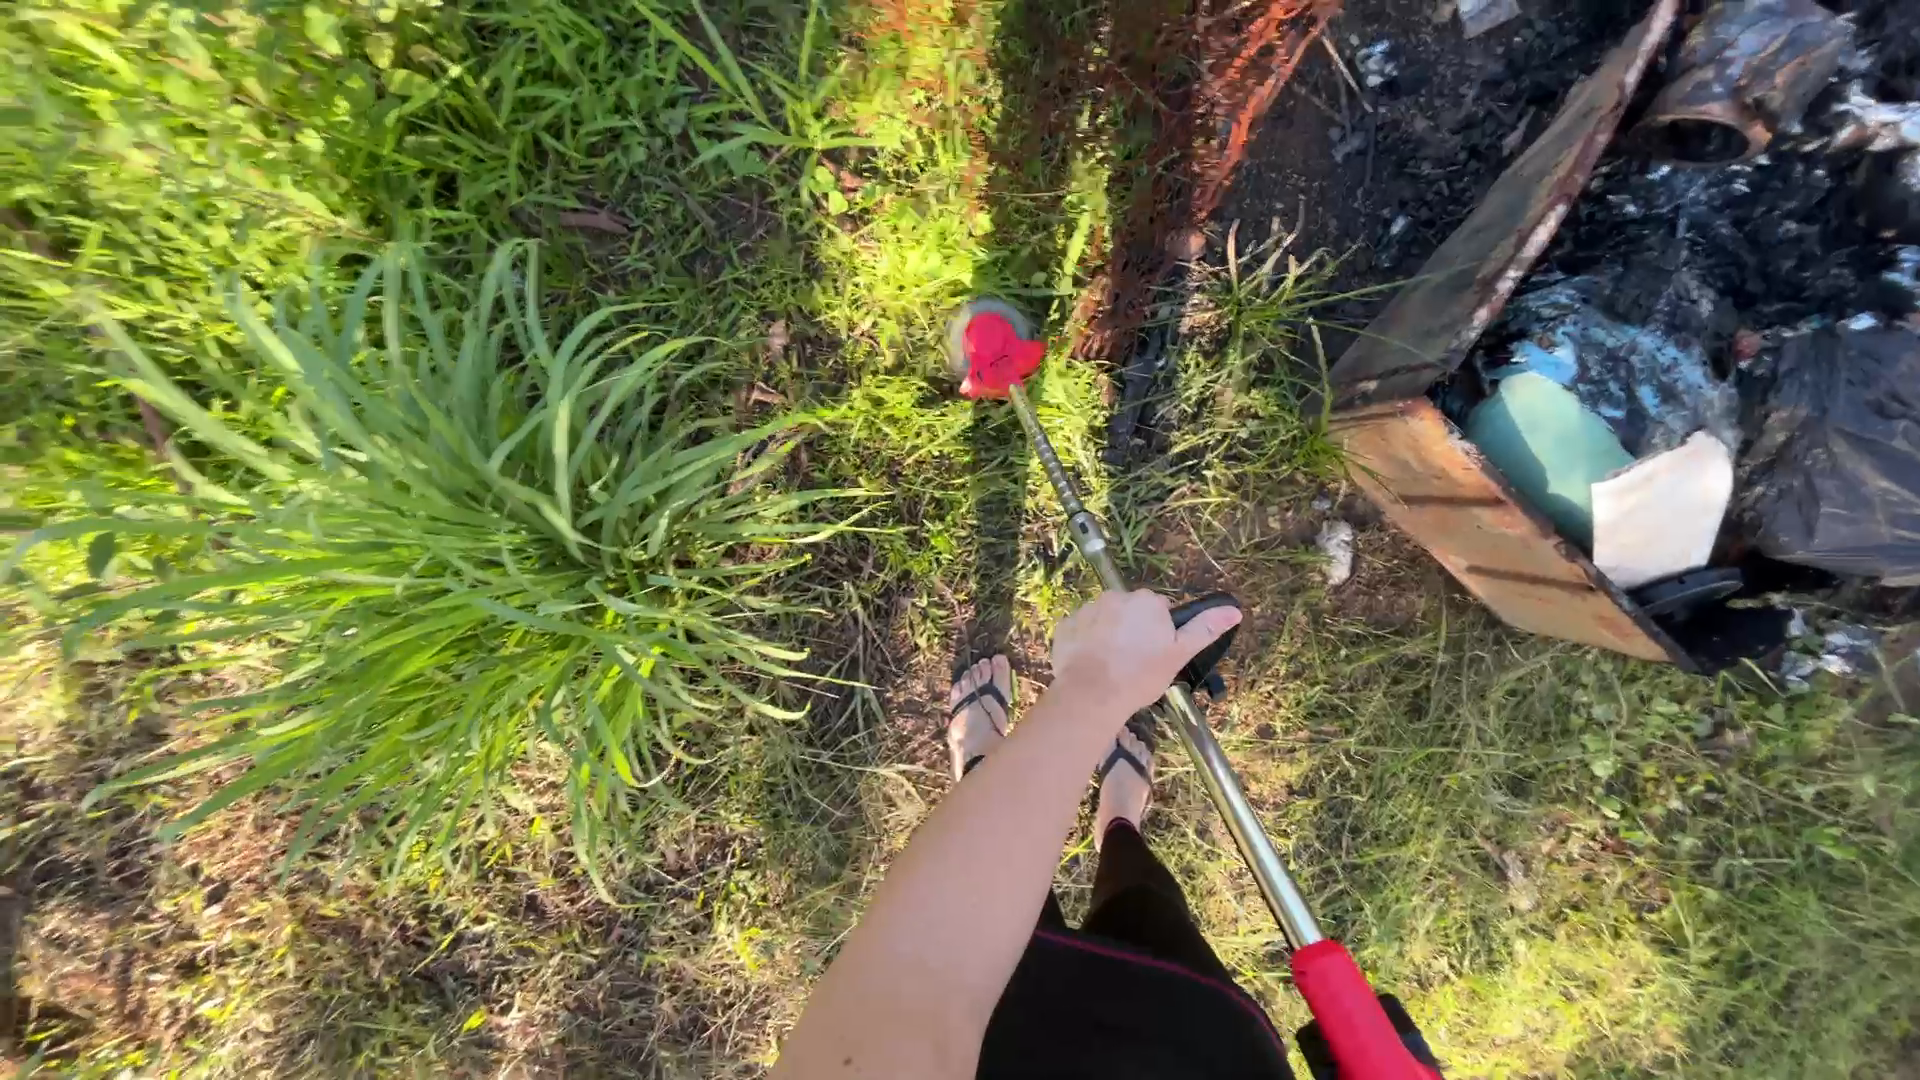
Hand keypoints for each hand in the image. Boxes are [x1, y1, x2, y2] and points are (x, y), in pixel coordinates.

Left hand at [1049, 590, 1242, 714]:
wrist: (1091, 693)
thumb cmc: (1140, 675)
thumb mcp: (1179, 654)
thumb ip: (1204, 629)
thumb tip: (1234, 610)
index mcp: (1145, 601)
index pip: (1158, 610)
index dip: (1159, 633)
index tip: (1155, 654)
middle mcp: (1114, 596)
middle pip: (1129, 612)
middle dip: (1132, 631)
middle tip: (1134, 662)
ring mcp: (1086, 609)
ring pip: (1104, 620)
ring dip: (1108, 636)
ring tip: (1111, 667)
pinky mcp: (1065, 625)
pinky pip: (1080, 630)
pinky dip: (1085, 643)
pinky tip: (1090, 665)